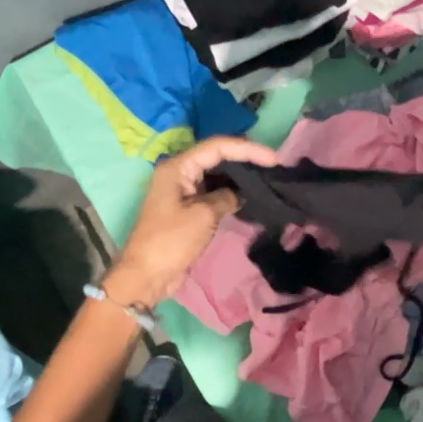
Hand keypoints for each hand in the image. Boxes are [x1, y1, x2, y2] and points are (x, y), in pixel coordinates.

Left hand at [103, 136, 278, 308]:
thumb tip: (238, 194)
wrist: (148, 274)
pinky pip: (212, 191)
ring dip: (239, 175)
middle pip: (216, 156)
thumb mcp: (204, 215)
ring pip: (216, 174)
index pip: (217, 147)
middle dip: (244, 158)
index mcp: (178, 167)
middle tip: (273, 165)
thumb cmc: (172, 240)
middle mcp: (179, 173)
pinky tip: (249, 195)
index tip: (274, 159)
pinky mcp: (187, 207)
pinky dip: (230, 191)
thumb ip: (226, 197)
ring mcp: (183, 190)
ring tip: (266, 177)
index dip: (248, 149)